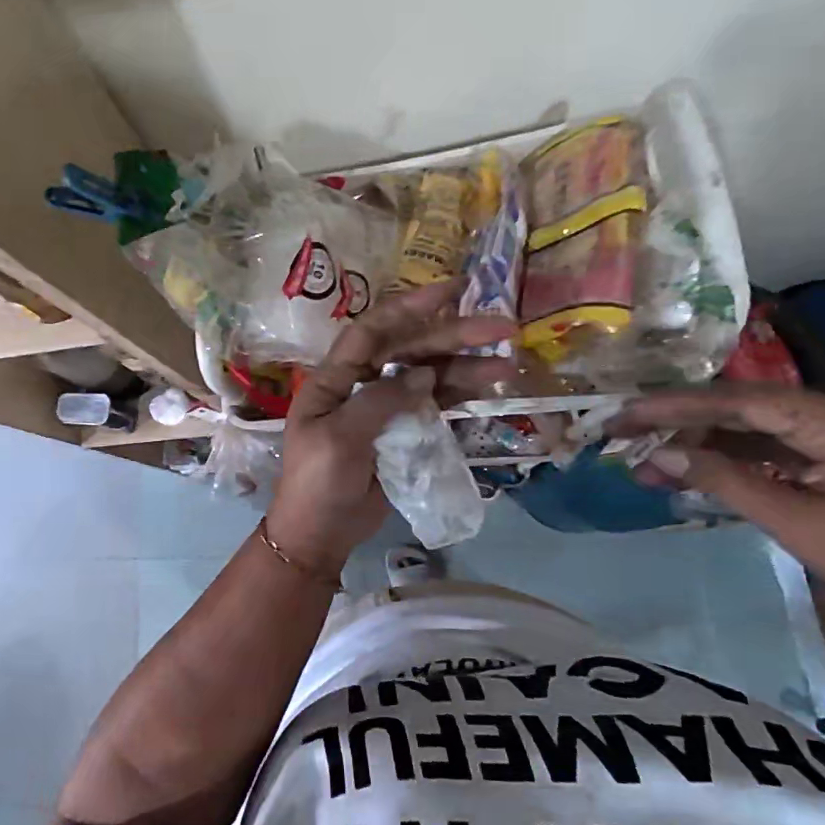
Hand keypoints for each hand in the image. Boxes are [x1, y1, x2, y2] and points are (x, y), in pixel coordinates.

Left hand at [265, 279, 511, 575]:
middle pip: (408, 351)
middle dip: (452, 337)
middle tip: (502, 329)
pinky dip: (457, 397)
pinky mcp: (401, 433)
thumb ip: (380, 402)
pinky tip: (487, 390)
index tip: (451, 291)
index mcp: (334, 380)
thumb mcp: (340, 439)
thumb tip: (422, 375)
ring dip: (464, 368)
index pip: (372, 332)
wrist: (319, 533)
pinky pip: (433, 407)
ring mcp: (383, 409)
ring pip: (426, 377)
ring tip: (506, 365)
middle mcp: (360, 385)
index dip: (409, 308)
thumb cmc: (318, 483)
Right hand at [611, 386, 824, 608]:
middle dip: (682, 419)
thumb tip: (656, 455)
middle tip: (624, 428)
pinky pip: (773, 445)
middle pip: (748, 407)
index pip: (749, 401)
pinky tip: (689, 468)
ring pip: (755, 426)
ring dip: (700, 442)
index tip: (629, 409)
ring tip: (645, 458)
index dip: (682, 404)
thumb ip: (725, 481)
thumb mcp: (797, 522)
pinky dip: (729, 457)